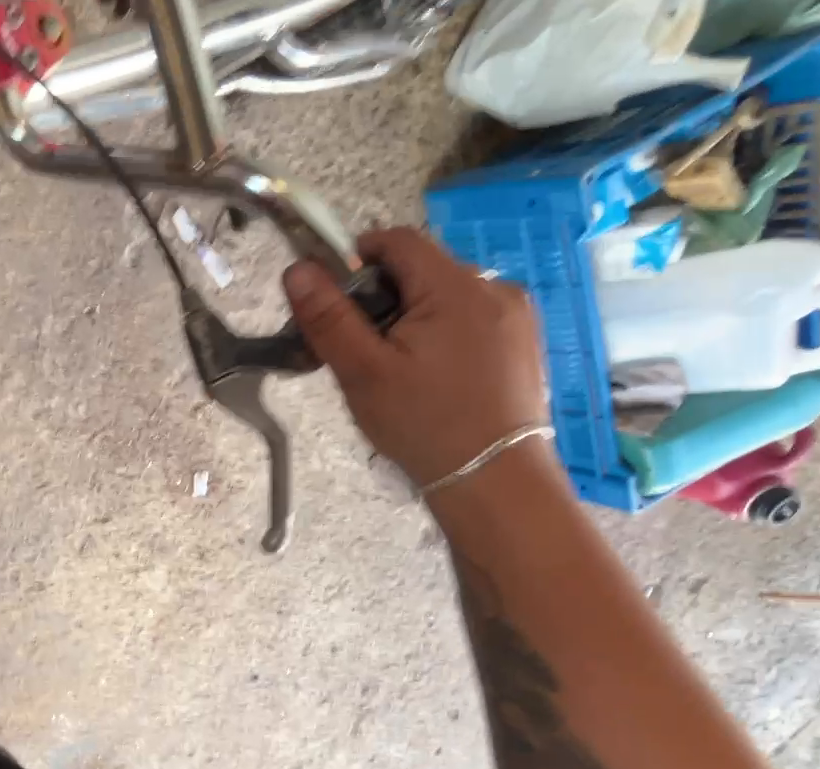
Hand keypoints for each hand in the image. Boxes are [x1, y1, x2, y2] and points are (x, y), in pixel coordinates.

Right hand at [283, 227, 555, 489]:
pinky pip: (469, 318)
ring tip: (389, 366)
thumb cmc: (421, 421)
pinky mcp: (522, 341)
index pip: (398, 241)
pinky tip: (426, 375)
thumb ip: (328, 317)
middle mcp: (494, 288)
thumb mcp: (361, 371)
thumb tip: (297, 269)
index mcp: (455, 288)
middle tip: (353, 345)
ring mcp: (515, 315)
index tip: (329, 297)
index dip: (356, 256)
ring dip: (409, 316)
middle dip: (380, 296)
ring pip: (444, 295)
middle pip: (421, 269)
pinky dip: (438, 333)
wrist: (492, 475)